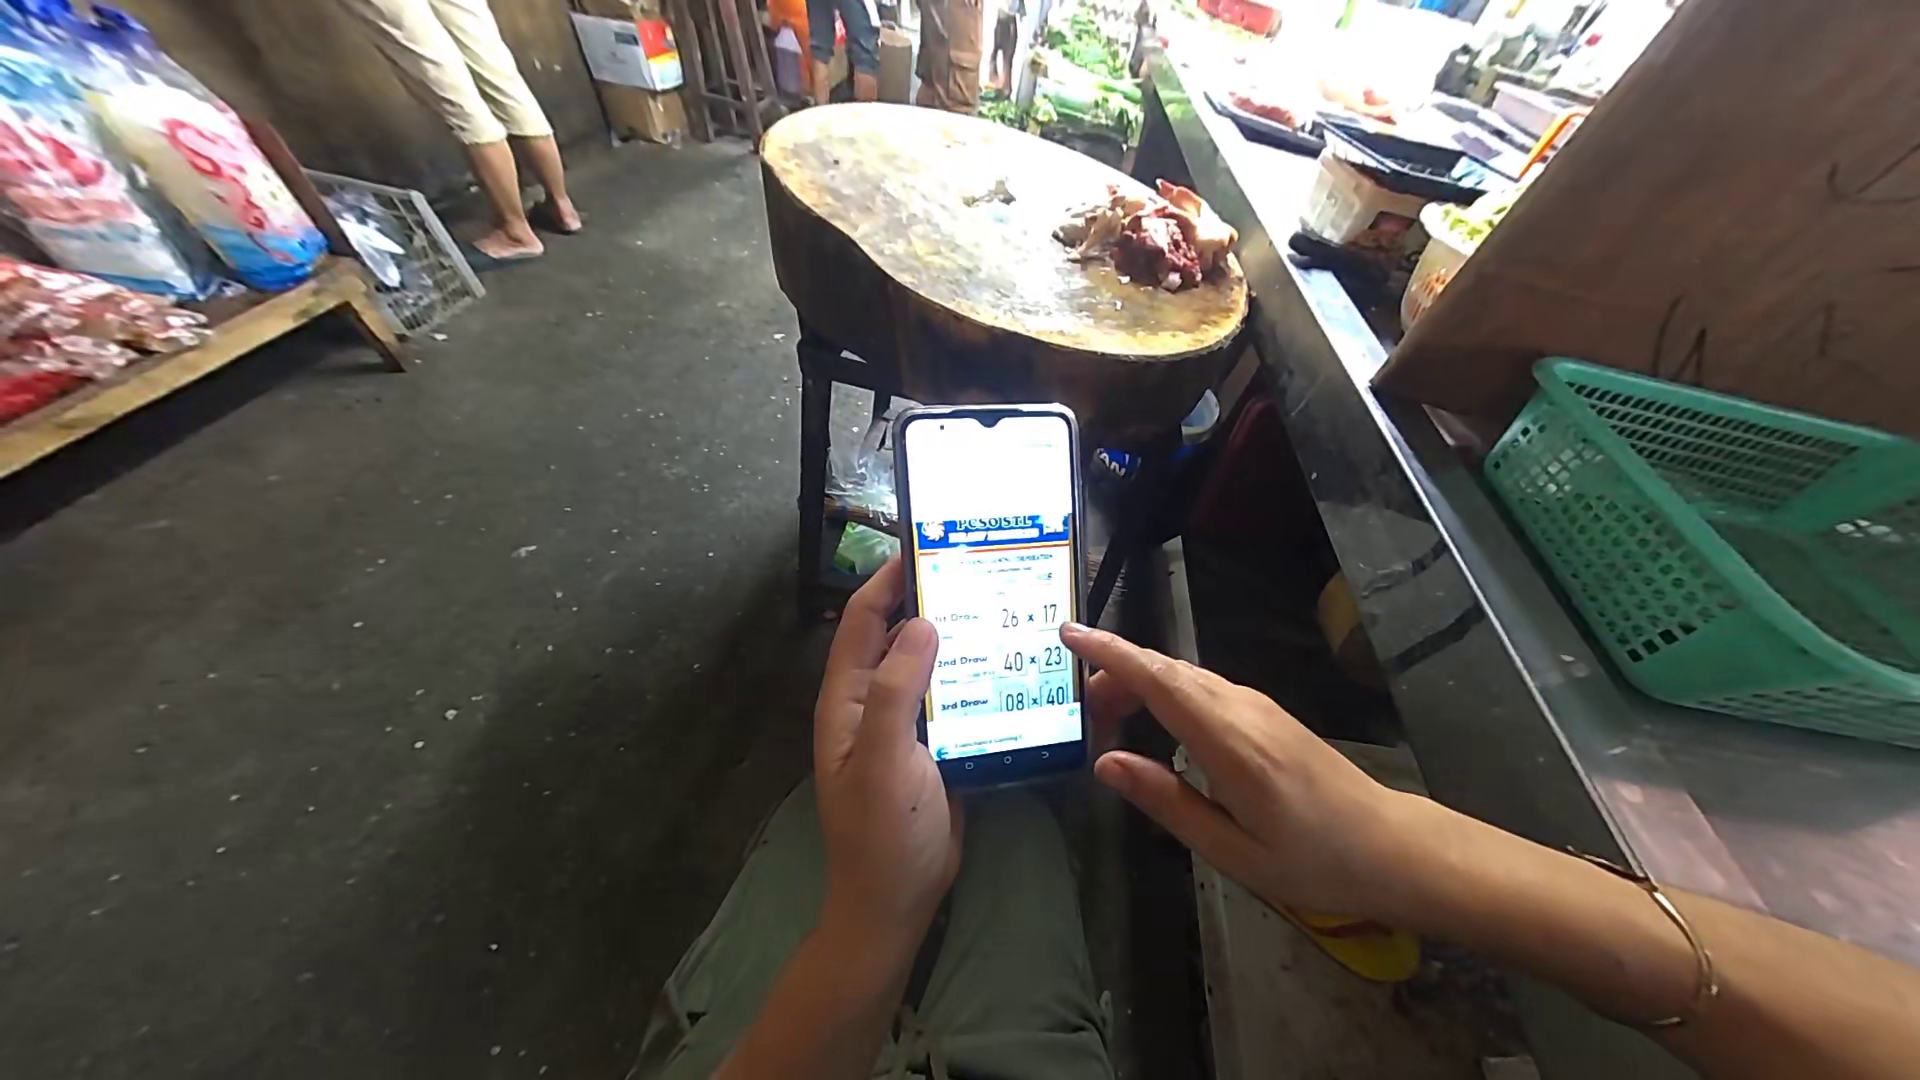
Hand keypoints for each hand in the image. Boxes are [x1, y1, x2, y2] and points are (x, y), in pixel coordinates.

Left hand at [813, 557, 962, 952]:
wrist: (898, 899)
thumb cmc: (881, 830)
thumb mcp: (881, 758)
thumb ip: (896, 690)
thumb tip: (923, 623)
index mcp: (849, 695)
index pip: (864, 620)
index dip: (888, 580)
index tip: (924, 546)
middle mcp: (873, 698)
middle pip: (898, 634)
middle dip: (928, 601)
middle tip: (975, 572)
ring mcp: (904, 719)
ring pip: (928, 662)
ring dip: (954, 636)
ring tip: (997, 606)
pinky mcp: (933, 739)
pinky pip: (950, 693)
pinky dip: (969, 672)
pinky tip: (1003, 661)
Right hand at [1061, 621, 1425, 921]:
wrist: (1393, 847)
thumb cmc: (1314, 860)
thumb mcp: (1232, 850)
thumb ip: (1165, 801)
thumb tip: (1105, 763)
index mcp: (1230, 742)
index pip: (1158, 680)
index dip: (1109, 652)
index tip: (1070, 635)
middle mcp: (1239, 707)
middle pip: (1161, 668)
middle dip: (1112, 673)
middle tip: (1085, 713)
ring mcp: (1252, 703)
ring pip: (1178, 673)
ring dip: (1135, 682)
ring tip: (1109, 718)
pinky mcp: (1258, 708)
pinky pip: (1196, 684)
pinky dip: (1160, 690)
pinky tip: (1152, 719)